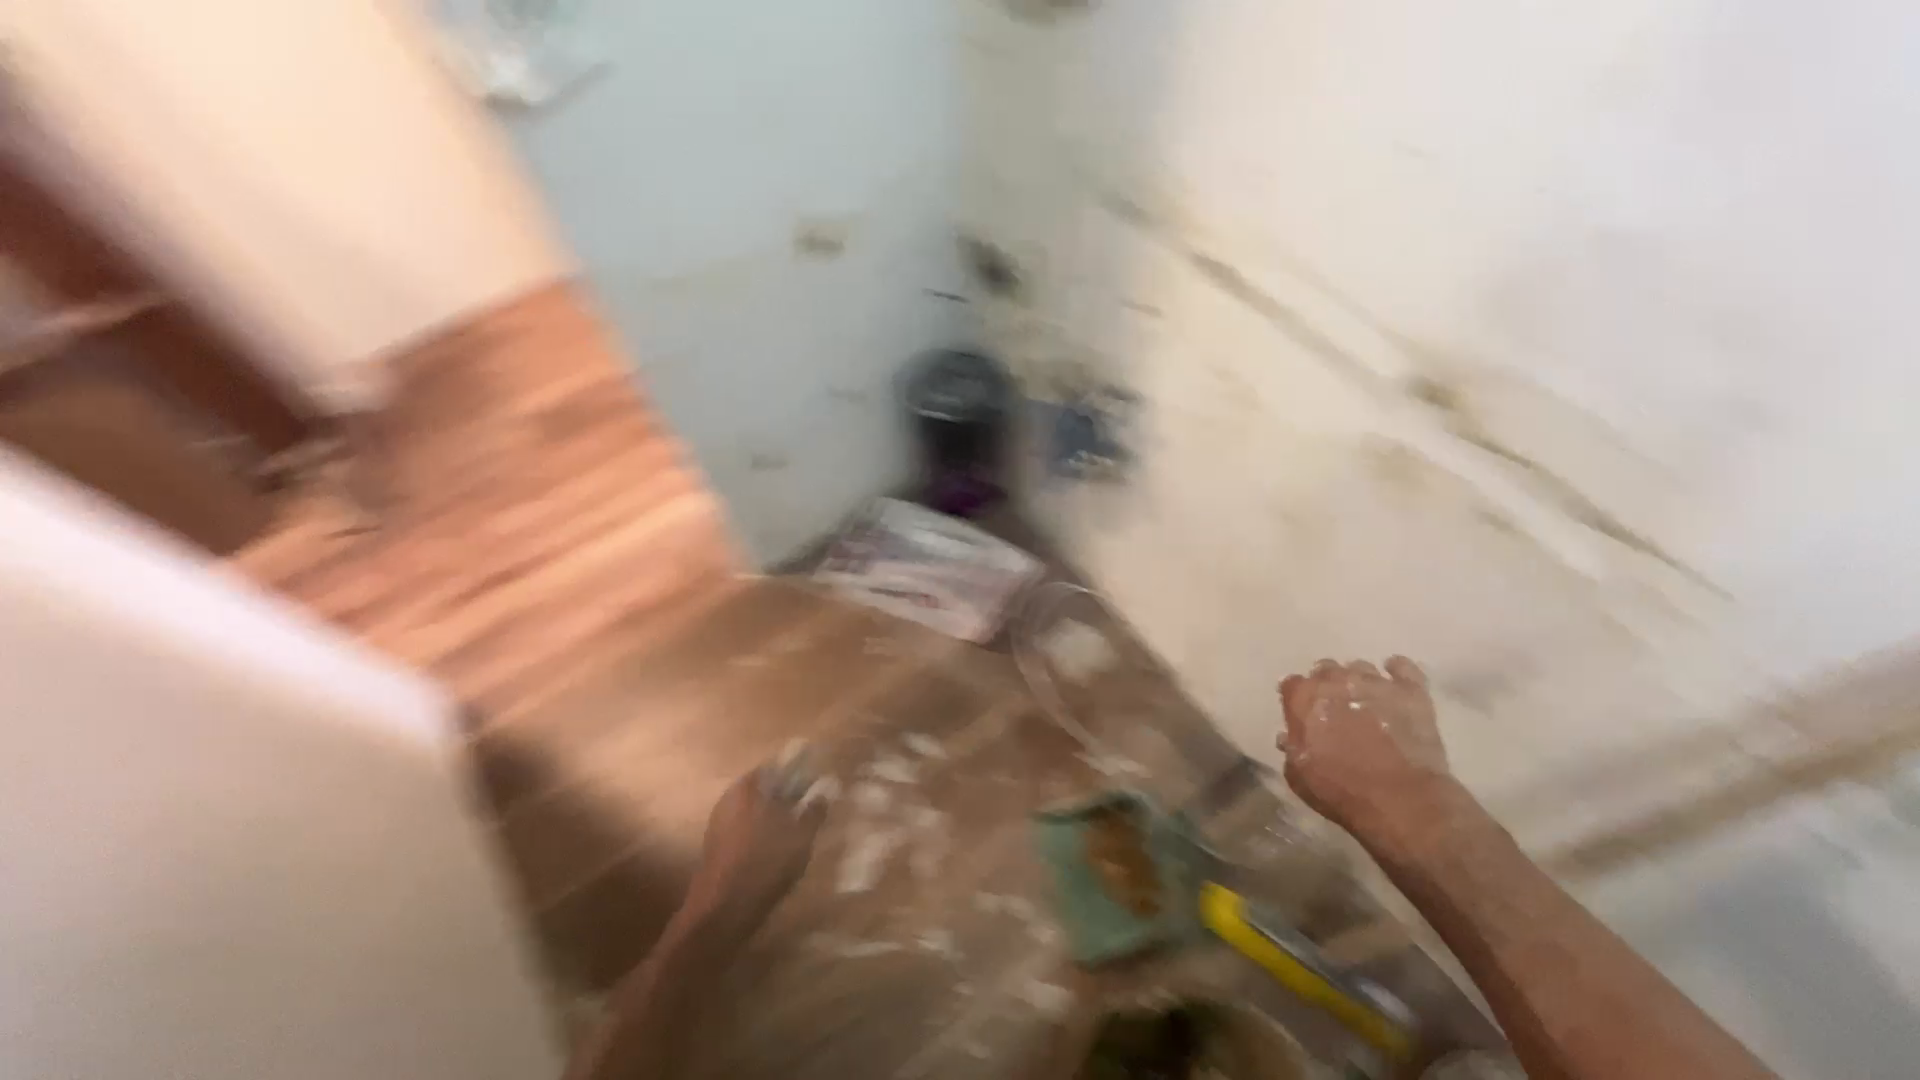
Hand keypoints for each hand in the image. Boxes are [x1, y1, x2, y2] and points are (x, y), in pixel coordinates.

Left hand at [684, 762, 825, 934]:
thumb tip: (825, 790)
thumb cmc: (764, 865)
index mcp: (749, 787)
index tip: (820, 774)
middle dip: (790, 790)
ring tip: (803, 820)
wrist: (722, 911)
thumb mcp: (799, 837)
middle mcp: (731, 797)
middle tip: (815, 797)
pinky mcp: (718, 844)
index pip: (779, 765)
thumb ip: (814, 811)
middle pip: (766, 785)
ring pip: (756, 806)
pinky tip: (781, 841)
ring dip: (777, 809)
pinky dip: (765, 826)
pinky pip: (748, 824)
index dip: (801, 768)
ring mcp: (721, 821)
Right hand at [1277, 657, 1454, 834]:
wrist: (1402, 799)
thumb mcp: (1299, 777)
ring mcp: (1376, 683)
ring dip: (1357, 679)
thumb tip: (1288, 736)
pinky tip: (1395, 679)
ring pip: (1361, 667)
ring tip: (1363, 697)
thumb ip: (1291, 750)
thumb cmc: (1341, 791)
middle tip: (1332, 705)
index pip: (1291, 684)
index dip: (1295, 698)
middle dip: (1325, 684)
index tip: (1299, 712)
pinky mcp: (1411, 692)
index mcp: (1304, 699)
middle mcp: (1337, 681)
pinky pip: (1403, 668)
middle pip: (1326, 669)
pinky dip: (1397, 670)